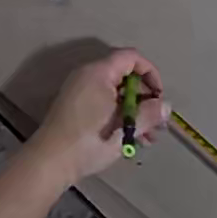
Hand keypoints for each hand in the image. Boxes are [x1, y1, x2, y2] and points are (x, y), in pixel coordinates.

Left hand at [24, 49, 169, 185]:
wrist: (50, 160)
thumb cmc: (89, 141)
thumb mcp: (124, 128)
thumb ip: (148, 114)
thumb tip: (166, 106)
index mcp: (99, 72)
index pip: (131, 57)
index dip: (150, 73)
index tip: (159, 97)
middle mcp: (88, 75)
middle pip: (124, 75)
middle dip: (144, 97)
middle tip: (157, 121)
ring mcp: (80, 89)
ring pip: (116, 92)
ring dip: (134, 109)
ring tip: (148, 137)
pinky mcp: (76, 104)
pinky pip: (104, 100)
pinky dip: (119, 113)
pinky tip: (130, 138)